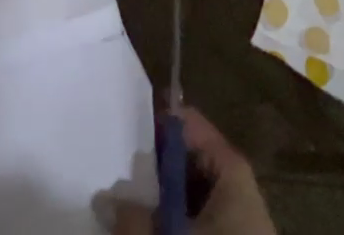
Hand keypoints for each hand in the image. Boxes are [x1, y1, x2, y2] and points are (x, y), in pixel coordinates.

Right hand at [113, 107, 275, 234]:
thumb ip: (133, 218)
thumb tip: (106, 200)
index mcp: (231, 173)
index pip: (191, 127)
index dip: (159, 121)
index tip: (125, 120)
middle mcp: (237, 190)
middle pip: (190, 162)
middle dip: (154, 165)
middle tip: (117, 166)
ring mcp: (237, 222)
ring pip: (191, 196)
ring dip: (160, 198)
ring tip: (124, 200)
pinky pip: (197, 221)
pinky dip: (173, 220)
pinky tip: (146, 227)